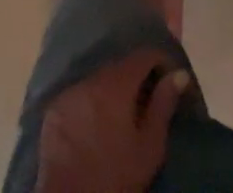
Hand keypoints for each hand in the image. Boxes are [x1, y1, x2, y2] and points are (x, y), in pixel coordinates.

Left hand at [35, 51, 189, 192]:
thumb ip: (163, 104)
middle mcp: (89, 81)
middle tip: (149, 100)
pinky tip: (97, 122)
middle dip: (136, 76)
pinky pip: (79, 94)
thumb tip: (179, 74)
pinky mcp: (53, 110)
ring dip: (112, 89)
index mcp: (115, 86)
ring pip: (97, 80)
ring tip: (122, 113)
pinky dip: (92, 100)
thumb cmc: (116, 176)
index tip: (170, 79)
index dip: (160, 62)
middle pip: (118, 66)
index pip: (143, 55)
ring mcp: (68, 94)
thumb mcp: (149, 146)